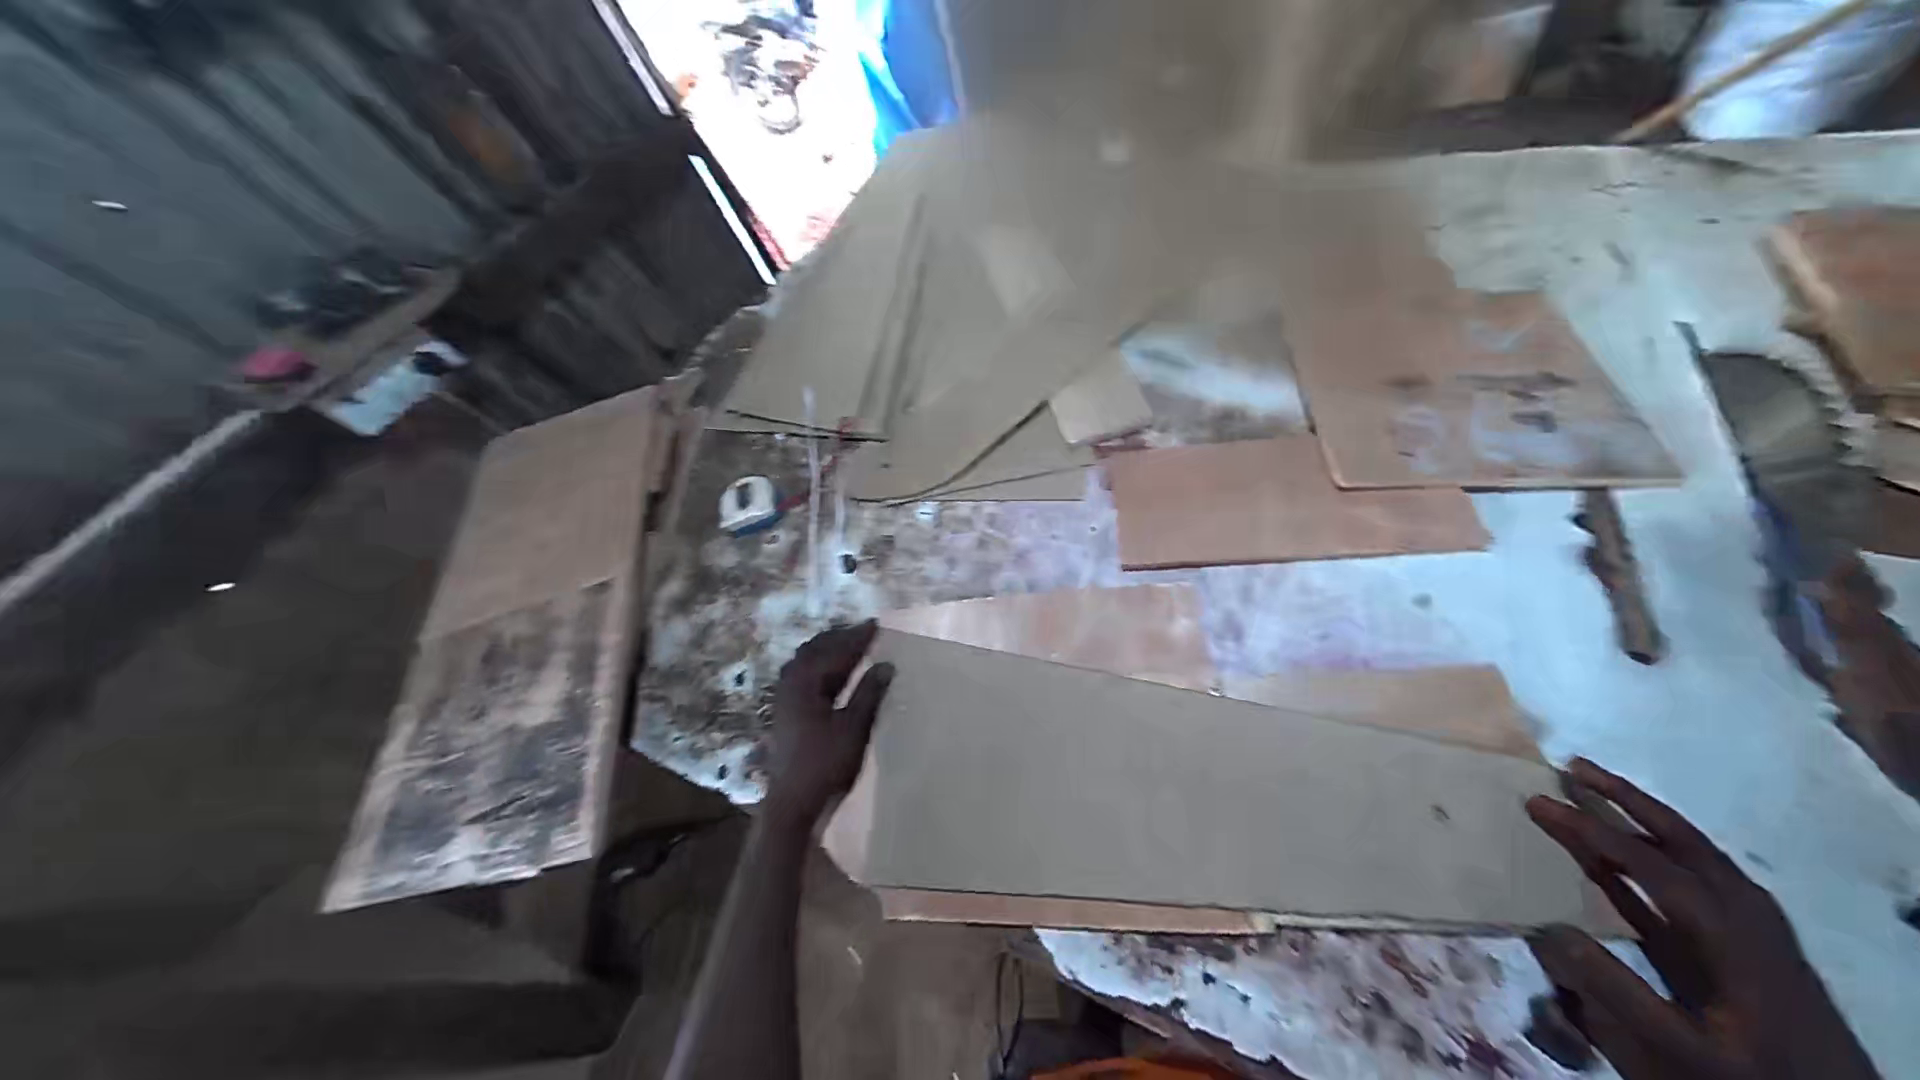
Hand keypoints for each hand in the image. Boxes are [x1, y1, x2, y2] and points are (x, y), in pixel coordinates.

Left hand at [763, 620, 892, 825]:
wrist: (793, 804)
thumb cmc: (825, 764)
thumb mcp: (854, 727)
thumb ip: (869, 693)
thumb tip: (886, 664)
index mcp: (804, 683)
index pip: (834, 650)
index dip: (856, 637)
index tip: (875, 625)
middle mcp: (790, 685)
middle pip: (815, 650)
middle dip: (840, 638)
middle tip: (865, 631)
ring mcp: (785, 699)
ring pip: (808, 663)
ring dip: (830, 651)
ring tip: (851, 646)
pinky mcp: (787, 713)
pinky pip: (805, 676)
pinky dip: (823, 667)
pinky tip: (835, 674)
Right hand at [1525, 758, 1880, 1079]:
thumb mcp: (1679, 1052)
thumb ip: (1615, 991)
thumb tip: (1545, 927)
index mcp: (1735, 944)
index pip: (1655, 869)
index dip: (1594, 831)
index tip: (1538, 802)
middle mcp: (1752, 924)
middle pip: (1688, 845)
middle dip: (1628, 800)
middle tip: (1572, 767)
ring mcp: (1759, 934)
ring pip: (1698, 856)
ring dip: (1643, 818)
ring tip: (1593, 791)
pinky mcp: (1753, 948)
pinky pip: (1700, 880)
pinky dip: (1658, 850)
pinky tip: (1627, 851)